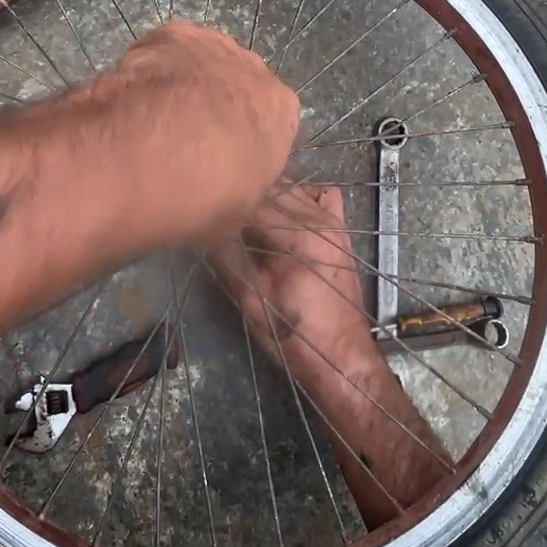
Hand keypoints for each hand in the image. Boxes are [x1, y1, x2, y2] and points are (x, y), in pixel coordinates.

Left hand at [59, 22, 300, 247]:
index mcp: (281, 114)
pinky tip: (137, 89)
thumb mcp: (235, 212)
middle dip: (215, 106)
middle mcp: (256, 71)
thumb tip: (223, 190)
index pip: (269, 123)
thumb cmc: (204, 195)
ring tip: (153, 114)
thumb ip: (239, 189)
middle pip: (237, 86)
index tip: (217, 159)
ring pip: (203, 62)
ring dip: (185, 82)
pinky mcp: (173, 33)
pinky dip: (155, 64)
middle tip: (182, 139)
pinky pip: (169, 48)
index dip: (241, 140)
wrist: (152, 152)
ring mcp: (214, 46)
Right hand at [209, 185, 380, 377]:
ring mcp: (332, 223)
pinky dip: (302, 197)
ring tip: (247, 214)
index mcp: (296, 238)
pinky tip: (285, 214)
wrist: (341, 357)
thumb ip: (229, 259)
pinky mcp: (340, 231)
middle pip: (271, 190)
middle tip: (221, 211)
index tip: (206, 211)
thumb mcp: (252, 301)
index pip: (252, 204)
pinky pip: (322, 196)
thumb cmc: (293, 334)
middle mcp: (317, 222)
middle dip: (244, 197)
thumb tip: (205, 229)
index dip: (225, 206)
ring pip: (292, 189)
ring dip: (268, 195)